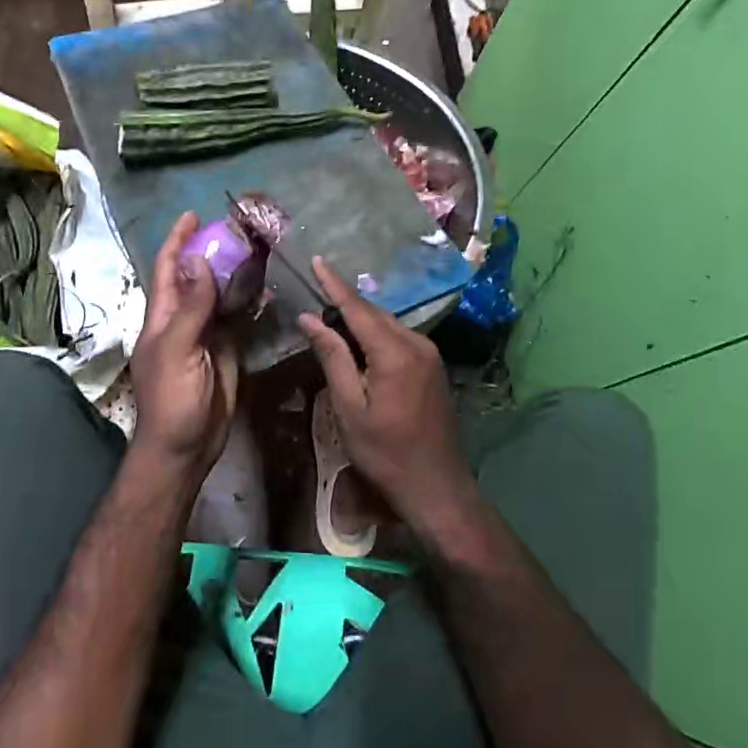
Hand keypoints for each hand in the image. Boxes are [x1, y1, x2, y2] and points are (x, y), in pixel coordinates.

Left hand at [129, 211, 235, 474]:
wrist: (186, 446)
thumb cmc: (172, 399)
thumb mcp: (177, 350)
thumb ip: (191, 307)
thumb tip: (198, 260)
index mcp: (163, 315)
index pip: (168, 267)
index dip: (178, 240)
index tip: (193, 215)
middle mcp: (184, 318)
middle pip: (197, 275)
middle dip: (212, 249)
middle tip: (239, 227)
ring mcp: (206, 333)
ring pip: (220, 294)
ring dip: (234, 271)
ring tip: (257, 247)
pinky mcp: (226, 349)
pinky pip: (237, 317)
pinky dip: (249, 299)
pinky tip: (265, 284)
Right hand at [298, 256, 471, 522]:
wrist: (437, 488)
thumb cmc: (385, 453)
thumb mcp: (349, 408)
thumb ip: (332, 358)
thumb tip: (309, 318)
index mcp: (395, 353)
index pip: (358, 308)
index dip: (334, 284)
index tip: (316, 259)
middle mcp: (418, 345)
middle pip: (374, 313)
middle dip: (344, 300)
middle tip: (315, 286)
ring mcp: (430, 356)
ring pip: (387, 324)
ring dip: (359, 318)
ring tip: (329, 312)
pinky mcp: (433, 368)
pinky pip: (398, 338)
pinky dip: (375, 333)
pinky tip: (357, 340)